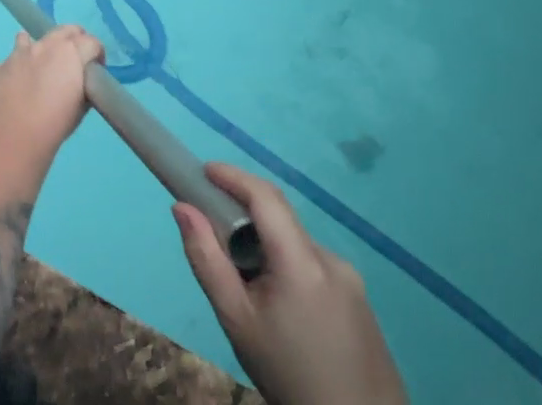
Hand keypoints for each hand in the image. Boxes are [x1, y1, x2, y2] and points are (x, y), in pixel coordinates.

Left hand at [0, 25, 104, 157]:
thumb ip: (82, 83)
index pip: (90, 41)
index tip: (98, 66)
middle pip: (63, 30)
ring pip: (24, 38)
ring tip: (33, 51)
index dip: (97, 52)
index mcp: (70, 51)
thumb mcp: (83, 101)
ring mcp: (18, 55)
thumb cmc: (59, 118)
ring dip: (30, 42)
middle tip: (77, 54)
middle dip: (73, 38)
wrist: (22, 130)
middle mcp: (43, 46)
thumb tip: (78, 80)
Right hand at [174, 162, 407, 404]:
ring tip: (246, 293)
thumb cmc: (287, 371)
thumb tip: (182, 207)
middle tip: (213, 243)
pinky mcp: (359, 299)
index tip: (202, 171)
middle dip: (242, 220)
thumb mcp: (235, 318)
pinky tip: (278, 310)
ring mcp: (351, 280)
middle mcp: (332, 261)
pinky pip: (312, 266)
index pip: (267, 198)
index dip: (233, 176)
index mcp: (302, 262)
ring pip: (294, 245)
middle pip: (279, 221)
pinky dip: (285, 268)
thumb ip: (206, 258)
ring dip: (264, 249)